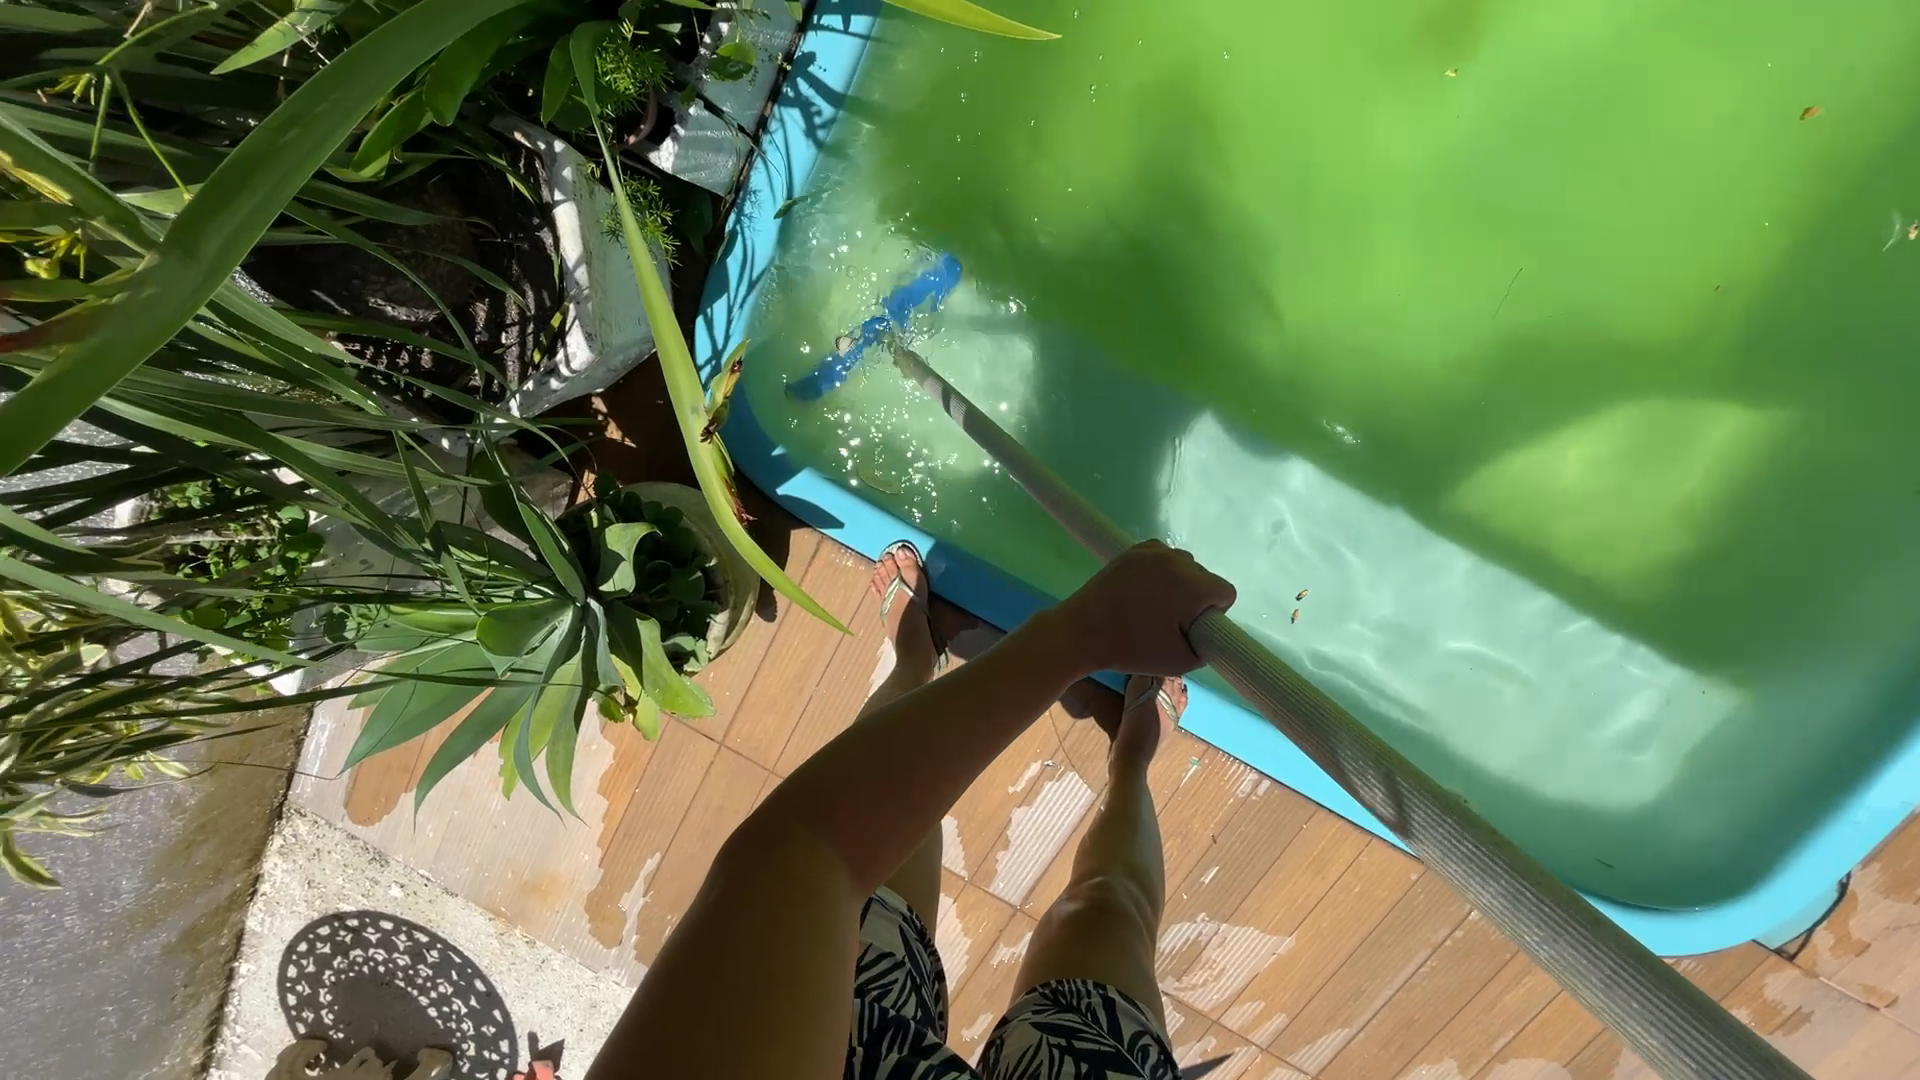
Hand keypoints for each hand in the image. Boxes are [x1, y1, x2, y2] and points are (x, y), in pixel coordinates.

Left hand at [1054, 541, 1235, 675]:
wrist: (1081, 631)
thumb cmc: (1131, 648)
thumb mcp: (1180, 661)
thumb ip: (1207, 647)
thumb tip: (1210, 631)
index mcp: (1191, 584)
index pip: (1225, 592)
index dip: (1213, 614)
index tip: (1189, 628)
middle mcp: (1175, 559)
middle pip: (1204, 578)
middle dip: (1194, 598)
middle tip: (1167, 621)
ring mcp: (1152, 551)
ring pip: (1183, 566)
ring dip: (1178, 584)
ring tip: (1152, 607)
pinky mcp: (1132, 550)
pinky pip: (1162, 557)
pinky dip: (1160, 571)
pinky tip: (1142, 590)